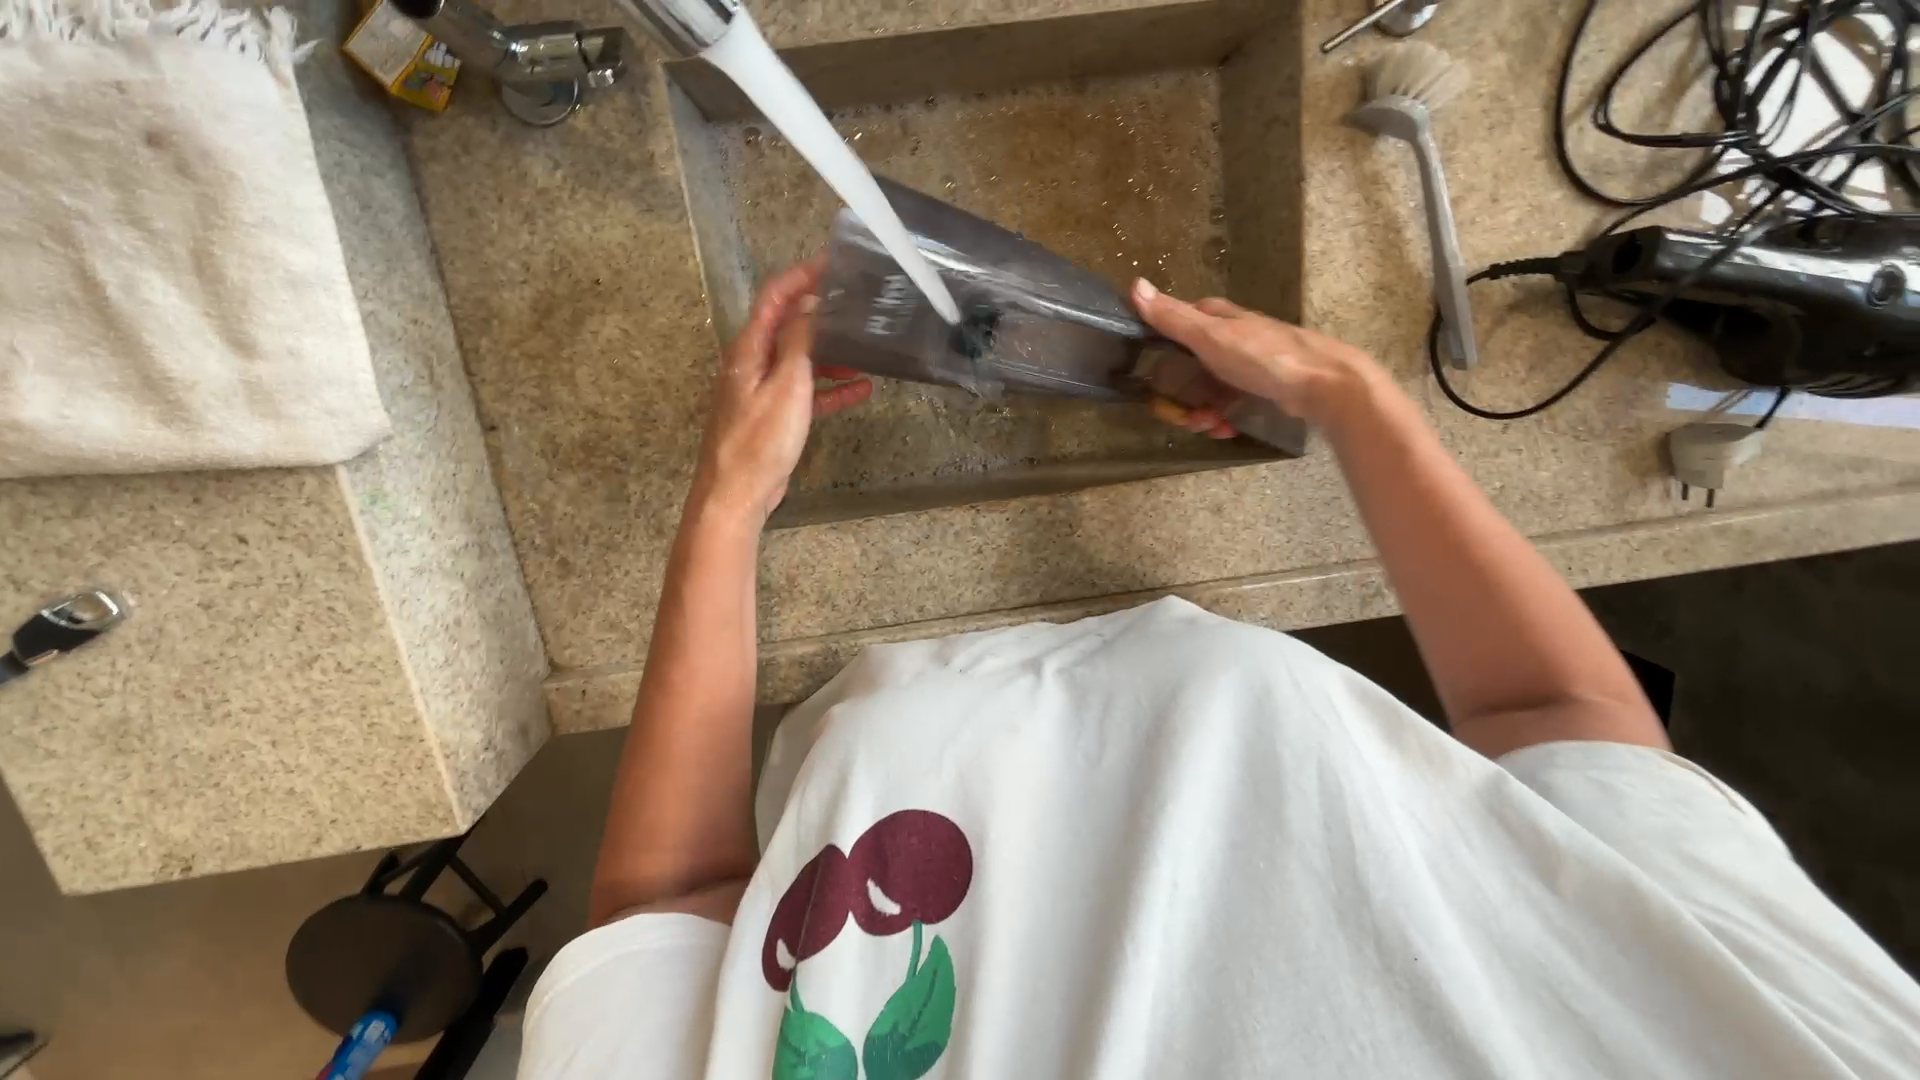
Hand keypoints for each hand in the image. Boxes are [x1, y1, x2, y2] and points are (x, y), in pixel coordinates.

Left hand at [692, 256, 872, 524]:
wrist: (737, 494)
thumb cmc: (759, 440)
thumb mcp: (787, 384)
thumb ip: (799, 342)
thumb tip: (810, 307)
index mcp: (750, 348)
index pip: (775, 297)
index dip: (802, 276)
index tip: (833, 264)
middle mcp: (753, 363)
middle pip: (790, 326)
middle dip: (823, 314)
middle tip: (858, 307)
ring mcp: (763, 390)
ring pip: (801, 360)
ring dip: (832, 355)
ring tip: (866, 352)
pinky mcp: (774, 416)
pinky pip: (805, 393)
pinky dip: (830, 389)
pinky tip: (860, 391)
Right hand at [1130, 278, 1378, 431]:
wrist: (1323, 384)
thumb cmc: (1263, 357)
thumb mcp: (1210, 336)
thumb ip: (1172, 317)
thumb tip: (1134, 285)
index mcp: (1221, 318)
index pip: (1184, 318)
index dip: (1164, 336)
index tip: (1149, 360)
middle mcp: (1236, 336)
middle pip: (1194, 361)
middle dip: (1182, 390)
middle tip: (1178, 413)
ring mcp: (1252, 363)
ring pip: (1213, 387)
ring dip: (1202, 410)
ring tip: (1206, 426)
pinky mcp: (1266, 388)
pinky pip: (1234, 404)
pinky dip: (1225, 418)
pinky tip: (1226, 430)